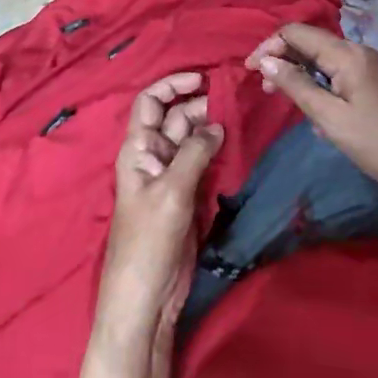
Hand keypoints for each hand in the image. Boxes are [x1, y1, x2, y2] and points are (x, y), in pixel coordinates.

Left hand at [96, 72, 224, 334]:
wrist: (147, 298)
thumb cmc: (149, 241)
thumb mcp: (172, 192)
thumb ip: (195, 153)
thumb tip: (217, 125)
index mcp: (138, 149)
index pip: (150, 102)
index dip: (172, 85)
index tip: (203, 79)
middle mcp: (153, 156)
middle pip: (176, 117)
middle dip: (200, 104)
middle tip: (233, 100)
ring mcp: (171, 176)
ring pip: (192, 139)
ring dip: (211, 127)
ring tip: (239, 117)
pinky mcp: (188, 196)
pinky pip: (203, 162)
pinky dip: (217, 151)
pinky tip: (236, 144)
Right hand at [246, 24, 377, 214]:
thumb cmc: (375, 143)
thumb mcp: (328, 117)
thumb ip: (296, 85)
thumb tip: (266, 61)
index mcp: (346, 53)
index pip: (297, 32)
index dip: (270, 46)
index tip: (250, 71)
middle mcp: (356, 50)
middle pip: (309, 41)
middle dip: (282, 58)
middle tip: (264, 89)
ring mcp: (365, 65)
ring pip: (320, 57)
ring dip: (297, 73)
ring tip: (281, 99)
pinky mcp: (370, 81)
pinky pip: (334, 72)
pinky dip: (316, 83)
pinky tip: (311, 112)